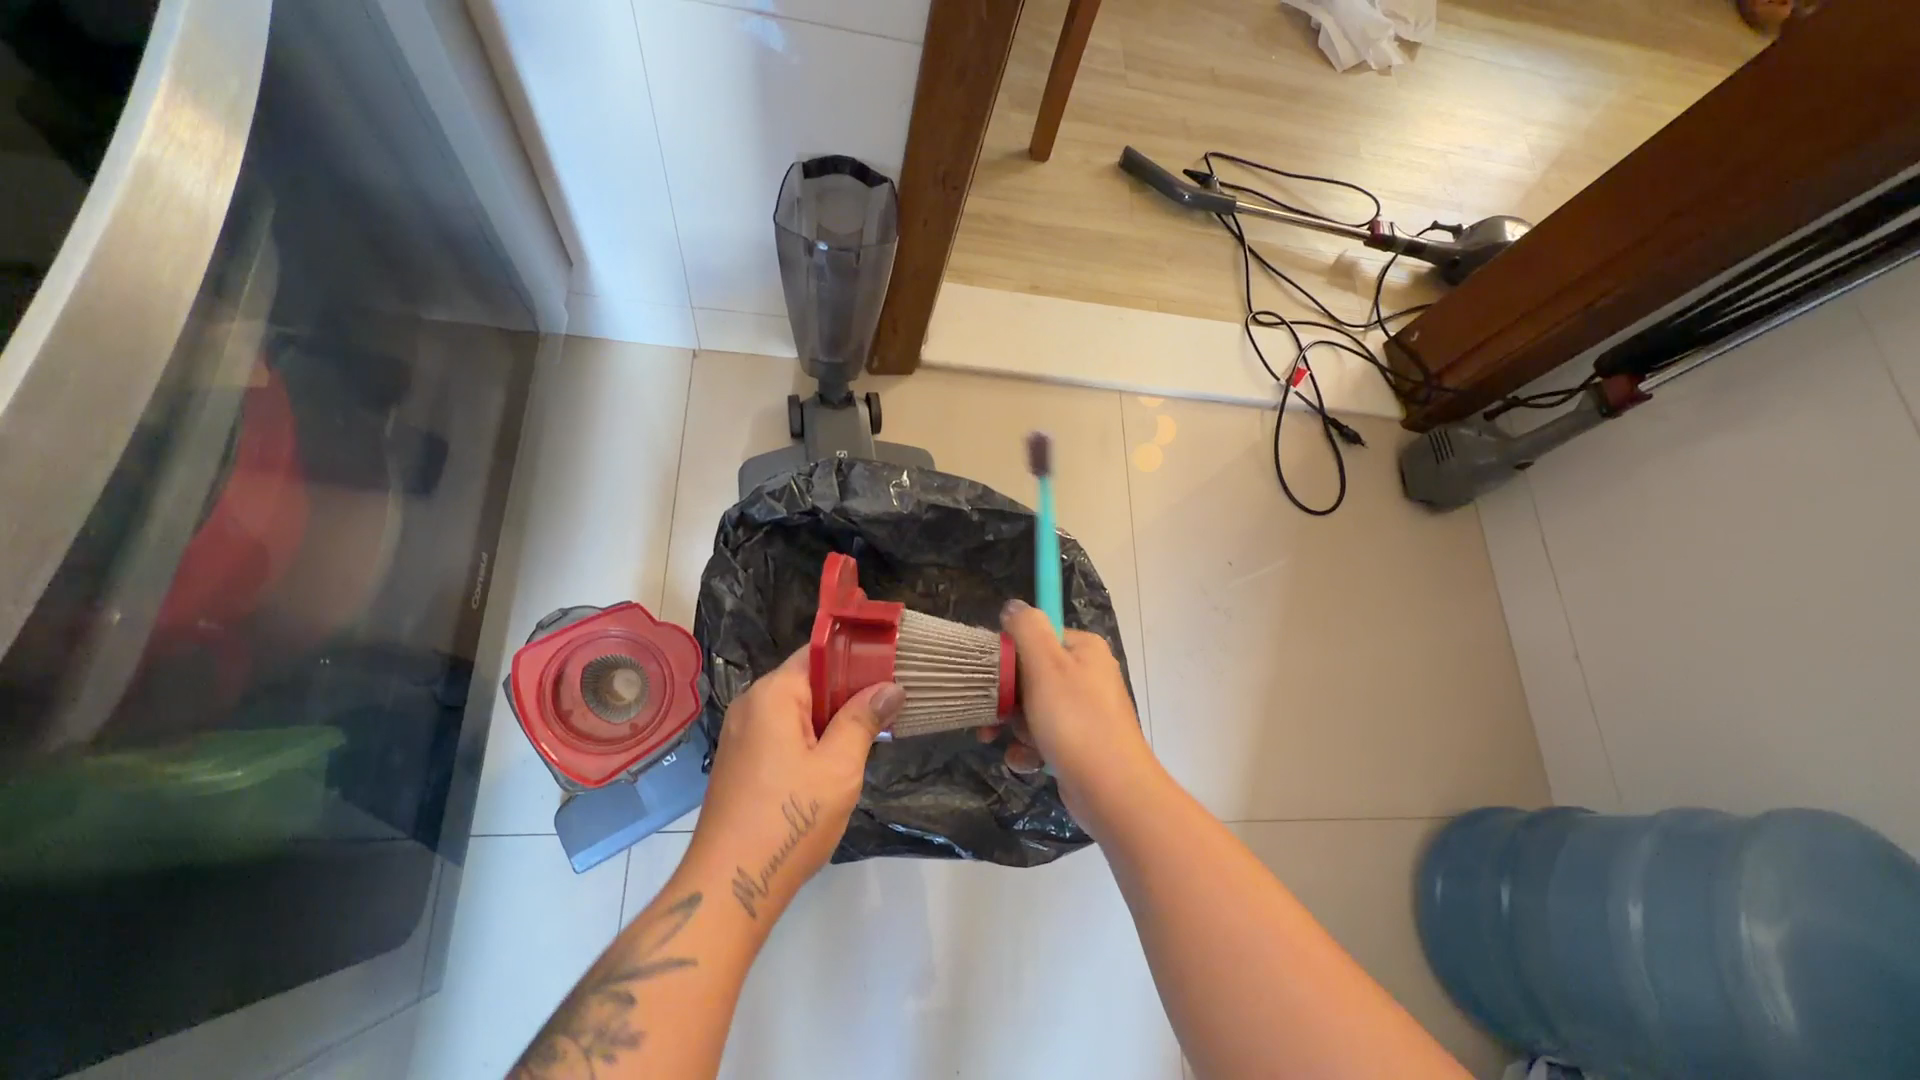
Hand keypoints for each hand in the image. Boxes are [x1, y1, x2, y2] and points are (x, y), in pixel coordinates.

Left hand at [686, 649, 902, 928]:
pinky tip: (836, 764)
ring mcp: (742, 735)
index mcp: (773, 694)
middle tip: (891, 708)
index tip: (895, 667)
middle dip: (849, 693)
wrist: (730, 885)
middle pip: (809, 681)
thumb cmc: (790, 820)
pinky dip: (811, 740)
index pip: (820, 652)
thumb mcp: (839, 768)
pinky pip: (783, 734)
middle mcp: (751, 704)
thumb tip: (890, 686)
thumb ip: (864, 719)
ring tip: (872, 737)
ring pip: (798, 711)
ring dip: (832, 720)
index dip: (859, 656)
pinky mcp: (742, 762)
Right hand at [978, 599, 1156, 828]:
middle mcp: (1087, 675)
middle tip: (991, 719)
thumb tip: (1013, 606)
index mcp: (1083, 649)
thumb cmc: (1076, 722)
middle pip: (1029, 676)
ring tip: (1010, 743)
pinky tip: (1027, 762)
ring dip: (1015, 728)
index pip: (1035, 637)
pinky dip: (1029, 750)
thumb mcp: (1046, 665)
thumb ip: (1027, 628)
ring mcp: (1085, 712)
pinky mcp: (1079, 744)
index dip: (1009, 656)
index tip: (990, 676)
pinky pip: (1042, 738)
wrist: (1112, 790)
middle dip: (1007, 700)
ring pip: (1031, 710)